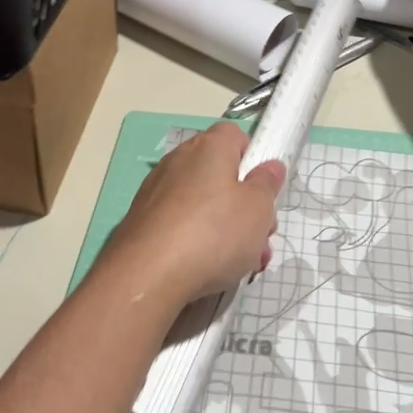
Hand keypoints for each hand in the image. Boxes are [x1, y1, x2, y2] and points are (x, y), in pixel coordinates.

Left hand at [104, 122, 285, 302]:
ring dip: (224, 229)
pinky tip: (208, 270)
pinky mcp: (143, 221)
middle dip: (244, 206)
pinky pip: (180, 224)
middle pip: (220, 174)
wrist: (146, 276)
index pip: (235, 136)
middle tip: (259, 238)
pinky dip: (196, 241)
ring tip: (240, 264)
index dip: (253, 160)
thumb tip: (269, 167)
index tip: (263, 191)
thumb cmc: (212, 233)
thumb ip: (267, 185)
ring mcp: (157, 191)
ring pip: (202, 204)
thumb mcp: (258, 209)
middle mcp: (180, 160)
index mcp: (209, 146)